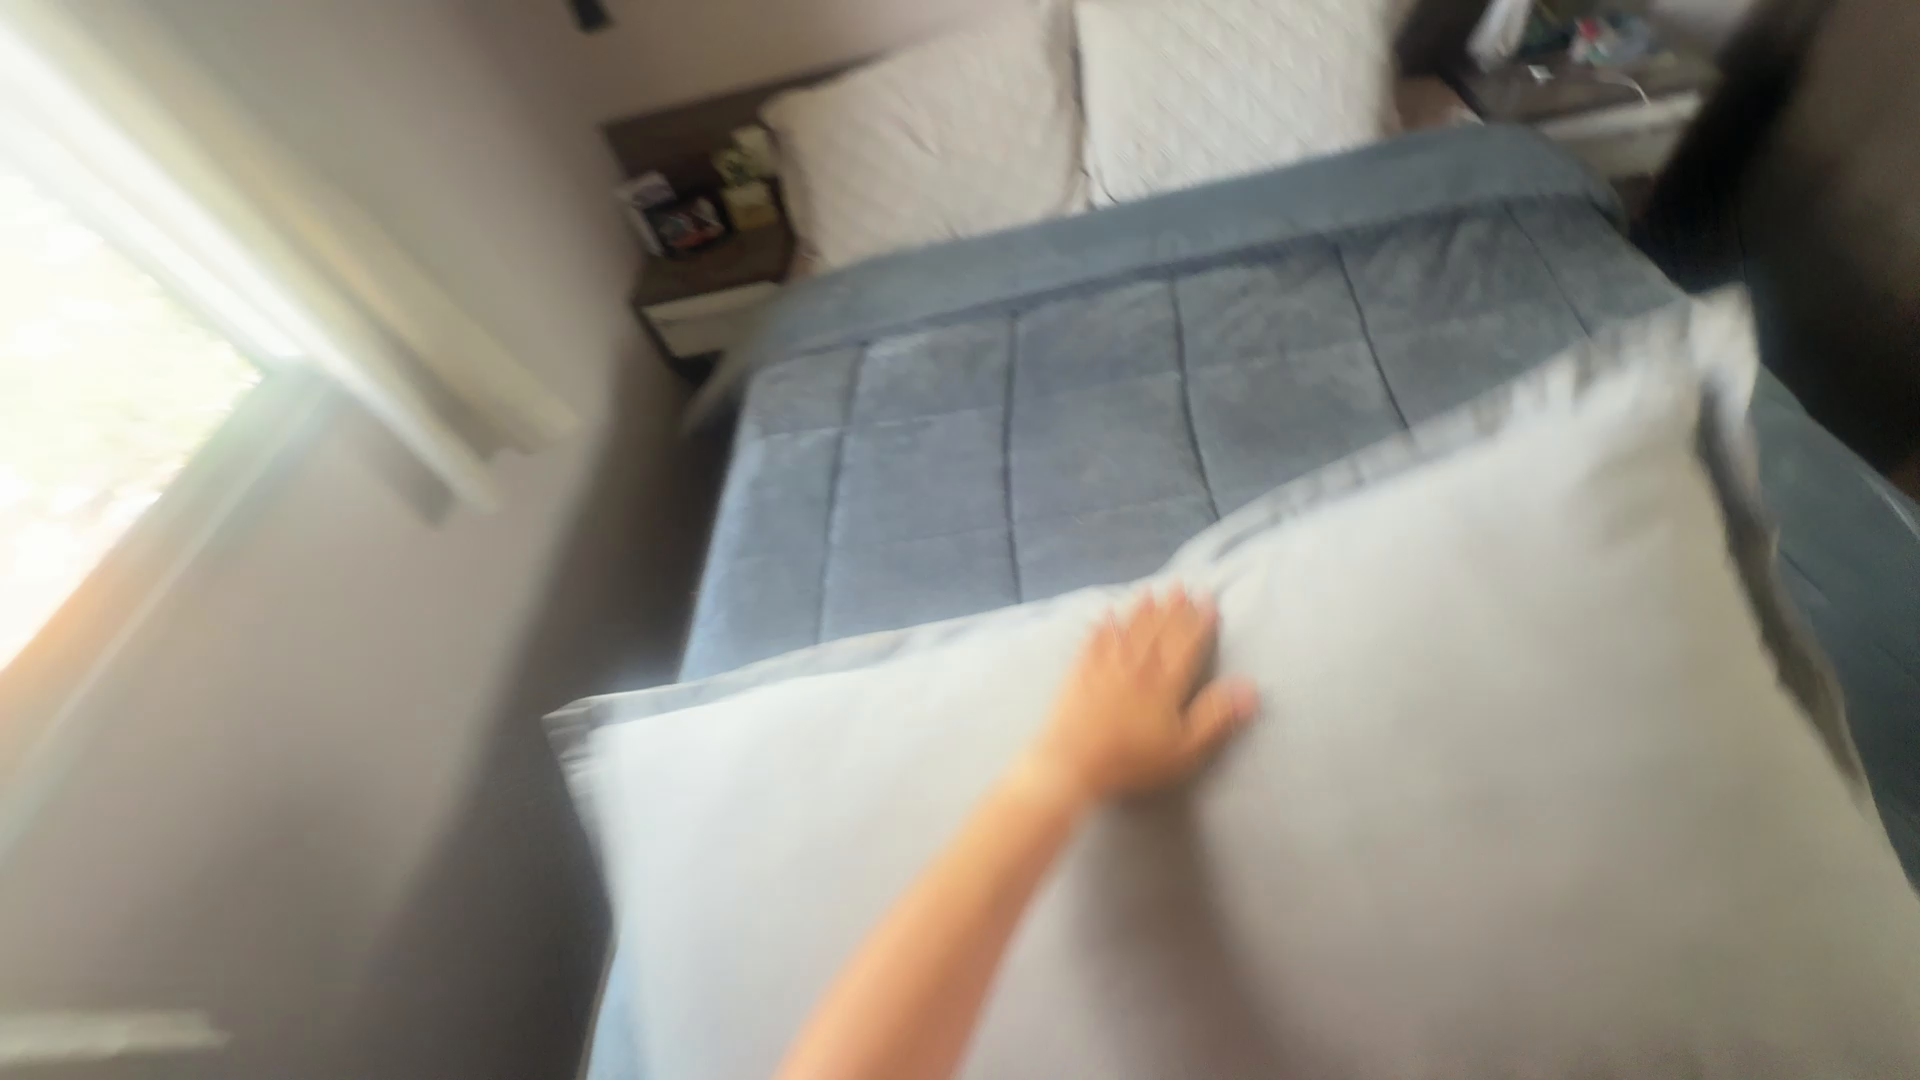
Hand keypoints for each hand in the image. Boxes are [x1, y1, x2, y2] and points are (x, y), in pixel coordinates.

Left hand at [1026, 587, 1258, 803]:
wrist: (1071, 763)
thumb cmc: (1132, 761)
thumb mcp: (1185, 750)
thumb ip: (1217, 717)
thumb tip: (1251, 688)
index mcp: (1165, 683)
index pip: (1187, 644)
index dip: (1199, 622)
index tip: (1208, 600)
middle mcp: (1136, 666)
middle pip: (1157, 631)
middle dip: (1171, 607)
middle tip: (1181, 584)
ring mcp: (1105, 666)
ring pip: (1127, 630)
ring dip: (1140, 609)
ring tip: (1150, 590)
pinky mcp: (1079, 673)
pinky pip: (1094, 641)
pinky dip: (1103, 626)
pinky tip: (1107, 613)